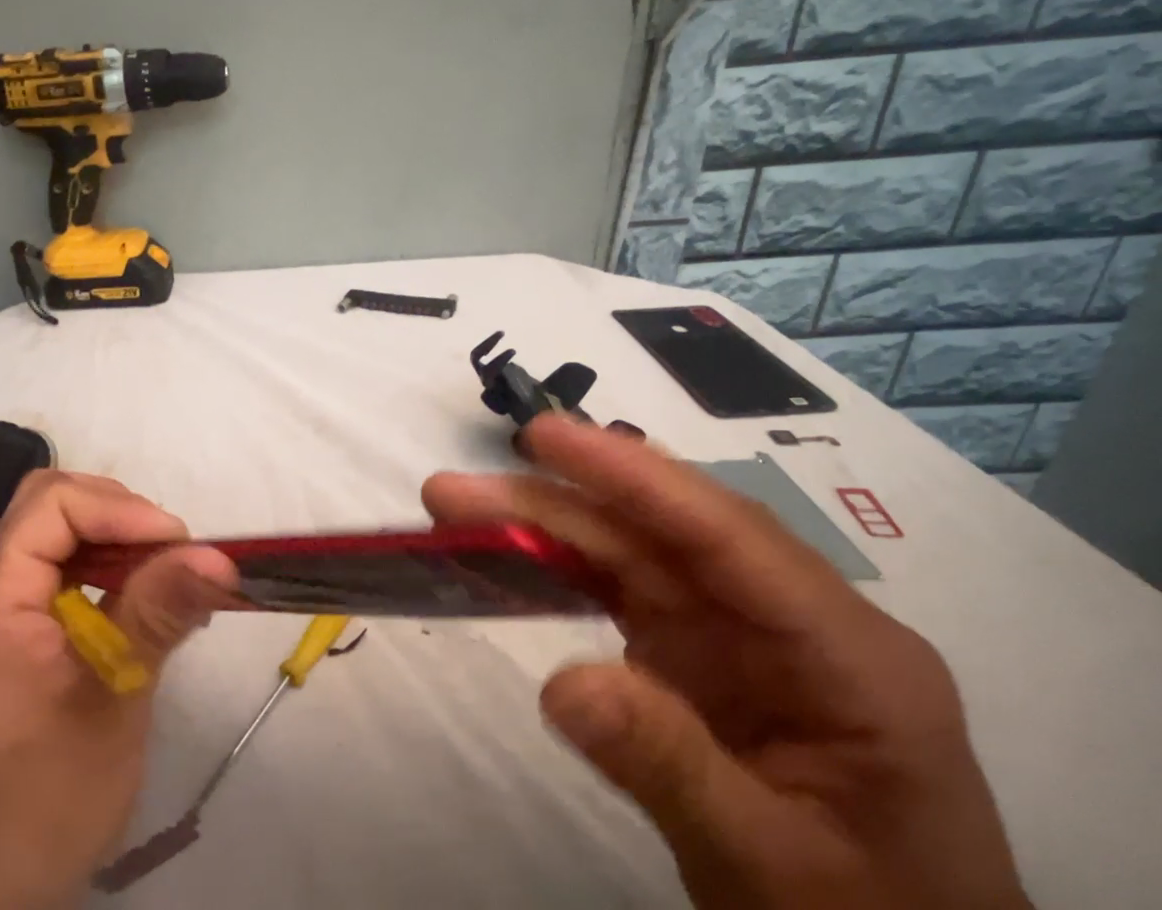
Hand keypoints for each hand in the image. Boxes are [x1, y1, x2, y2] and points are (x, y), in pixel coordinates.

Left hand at [0, 471, 237, 909]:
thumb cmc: (44, 794)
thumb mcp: (111, 699)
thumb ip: (157, 615)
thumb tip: (220, 555)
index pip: (52, 504)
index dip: (120, 509)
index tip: (179, 544)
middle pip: (51, 509)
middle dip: (120, 516)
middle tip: (177, 556)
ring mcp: (4, 618)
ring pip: (60, 541)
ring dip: (120, 546)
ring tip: (175, 581)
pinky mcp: (22, 643)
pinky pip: (64, 581)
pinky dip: (111, 578)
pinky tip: (150, 610)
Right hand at [424, 416, 1029, 909]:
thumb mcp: (768, 860)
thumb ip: (670, 765)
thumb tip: (559, 684)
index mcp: (849, 654)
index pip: (729, 541)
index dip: (635, 480)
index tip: (546, 442)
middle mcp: (792, 624)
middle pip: (665, 540)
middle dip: (560, 505)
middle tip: (452, 491)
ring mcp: (743, 642)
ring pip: (638, 562)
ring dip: (550, 531)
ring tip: (461, 514)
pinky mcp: (703, 664)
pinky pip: (627, 601)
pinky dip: (564, 577)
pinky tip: (510, 560)